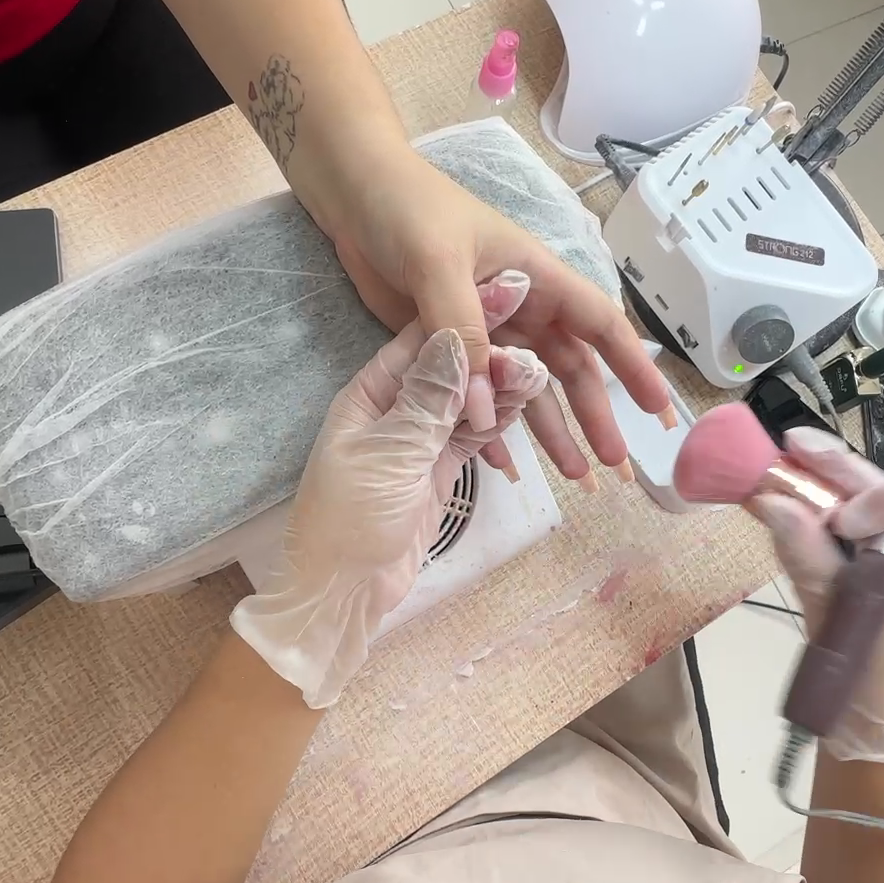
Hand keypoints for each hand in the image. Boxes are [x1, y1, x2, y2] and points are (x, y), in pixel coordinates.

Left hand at [231, 313, 548, 707]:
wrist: (342, 592)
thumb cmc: (351, 517)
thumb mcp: (390, 453)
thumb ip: (428, 398)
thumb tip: (459, 340)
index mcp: (371, 392)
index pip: (425, 340)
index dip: (469, 317)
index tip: (514, 290)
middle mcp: (396, 408)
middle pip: (452, 370)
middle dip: (493, 358)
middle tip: (537, 346)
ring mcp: (418, 441)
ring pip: (467, 405)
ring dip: (500, 392)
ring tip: (541, 375)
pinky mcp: (435, 471)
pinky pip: (471, 438)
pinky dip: (495, 425)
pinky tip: (522, 408)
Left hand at [315, 151, 670, 482]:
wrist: (352, 197)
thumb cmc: (405, 210)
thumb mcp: (438, 264)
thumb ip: (463, 331)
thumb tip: (484, 407)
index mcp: (535, 278)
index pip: (598, 325)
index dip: (632, 367)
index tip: (656, 410)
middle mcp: (520, 310)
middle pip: (570, 369)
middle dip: (594, 415)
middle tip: (613, 466)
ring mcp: (487, 333)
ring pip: (529, 390)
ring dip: (552, 431)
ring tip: (574, 476)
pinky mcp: (452, 351)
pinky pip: (482, 396)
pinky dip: (493, 428)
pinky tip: (508, 464)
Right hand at [750, 427, 883, 763]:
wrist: (866, 689)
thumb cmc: (865, 661)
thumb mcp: (833, 613)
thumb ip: (807, 557)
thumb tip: (770, 502)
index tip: (843, 523)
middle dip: (841, 467)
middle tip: (793, 447)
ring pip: (867, 487)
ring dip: (823, 471)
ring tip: (783, 456)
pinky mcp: (871, 540)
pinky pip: (848, 503)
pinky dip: (815, 490)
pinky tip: (785, 481)